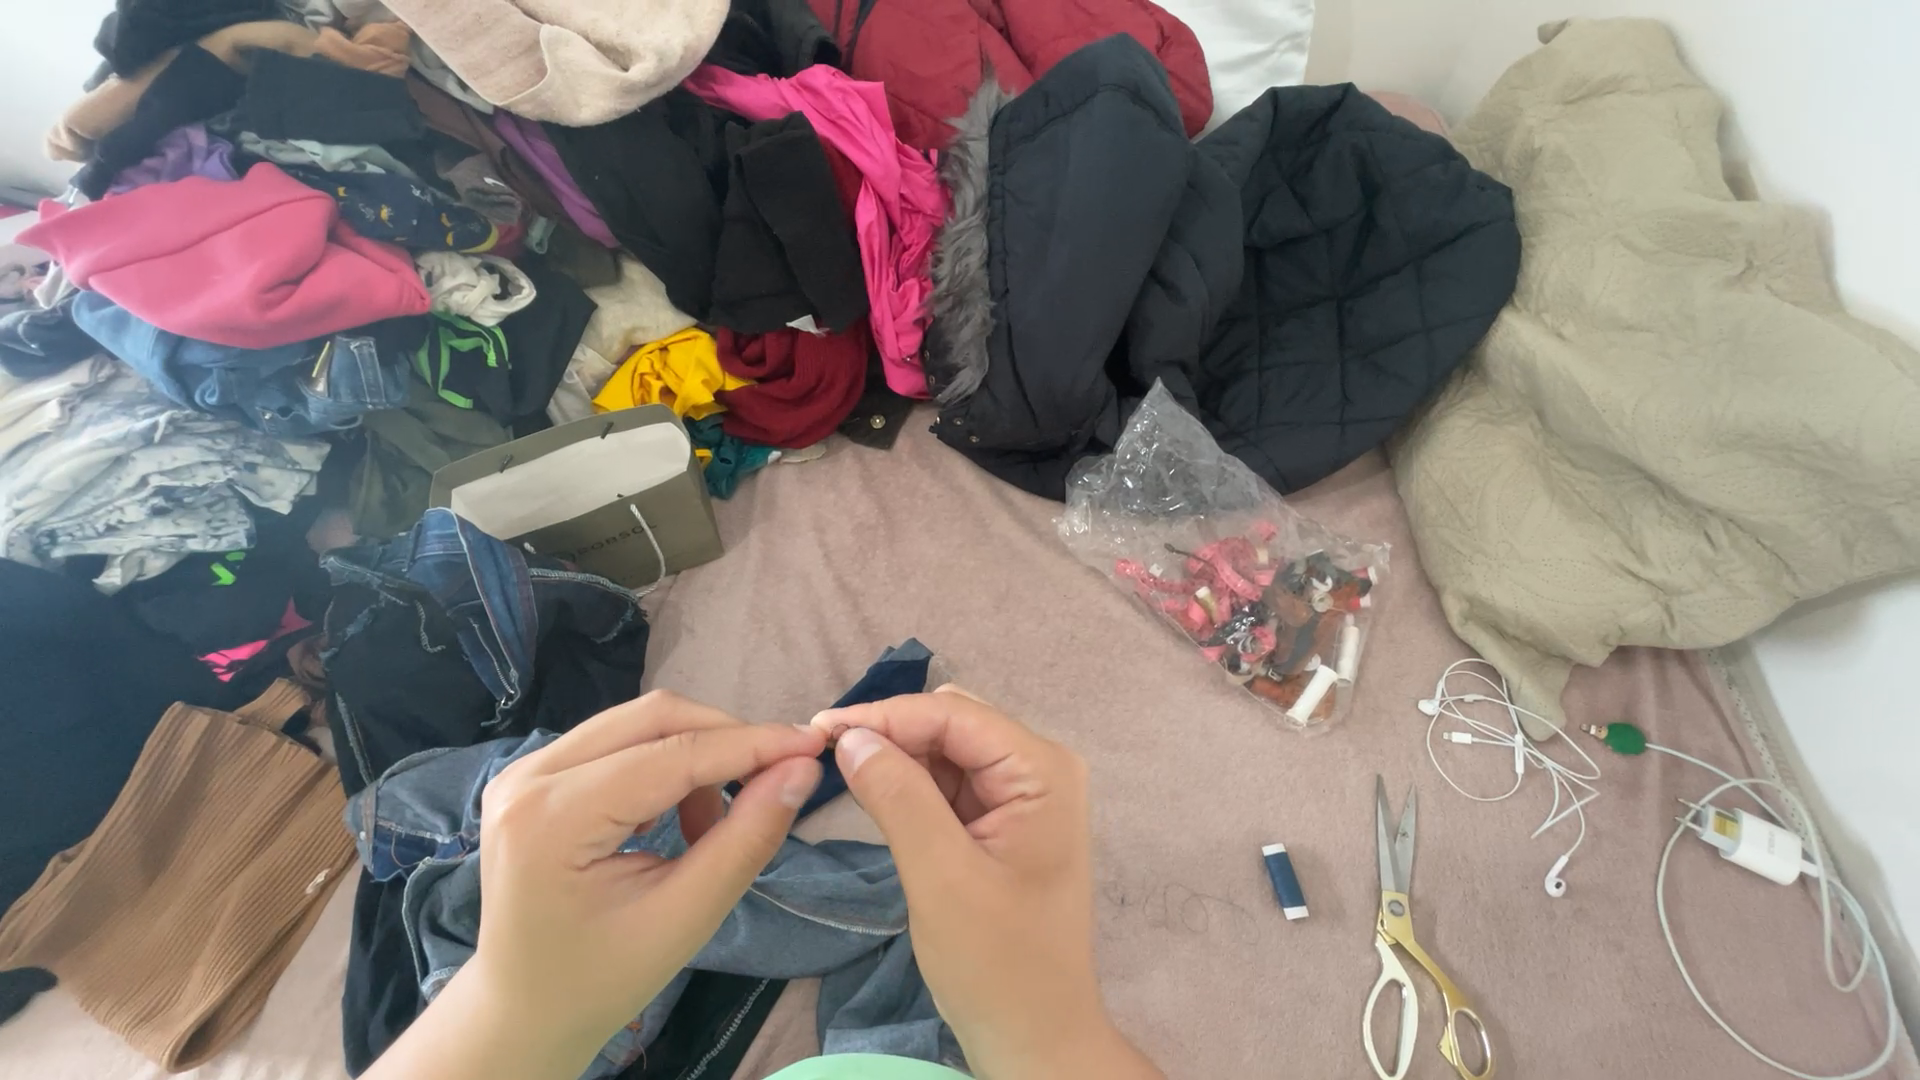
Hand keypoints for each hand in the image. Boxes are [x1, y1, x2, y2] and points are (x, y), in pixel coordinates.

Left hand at [364, 691, 825, 1079]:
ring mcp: (527, 768)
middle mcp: (529, 776)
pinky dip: (671, 761)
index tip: (814, 744)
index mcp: (551, 820)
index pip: (674, 755)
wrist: (522, 1010)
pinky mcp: (538, 770)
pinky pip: (625, 737)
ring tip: (714, 821)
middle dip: (728, 739)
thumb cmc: (601, 977)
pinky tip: (677, 815)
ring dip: (700, 752)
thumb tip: (803, 769)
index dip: (752, 744)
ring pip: (644, 720)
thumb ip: (747, 837)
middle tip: (775, 777)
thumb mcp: (686, 917)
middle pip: (657, 716)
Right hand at [812, 687, 1161, 1079]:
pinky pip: (950, 780)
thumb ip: (898, 797)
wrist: (1036, 1039)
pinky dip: (910, 782)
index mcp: (1041, 770)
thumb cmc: (997, 964)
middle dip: (890, 733)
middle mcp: (1038, 767)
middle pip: (951, 724)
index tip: (820, 728)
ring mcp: (1023, 792)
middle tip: (825, 750)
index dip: (885, 715)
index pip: (953, 715)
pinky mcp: (1003, 817)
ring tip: (841, 768)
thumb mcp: (941, 877)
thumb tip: (852, 737)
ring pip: (946, 748)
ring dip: (897, 755)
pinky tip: (875, 791)